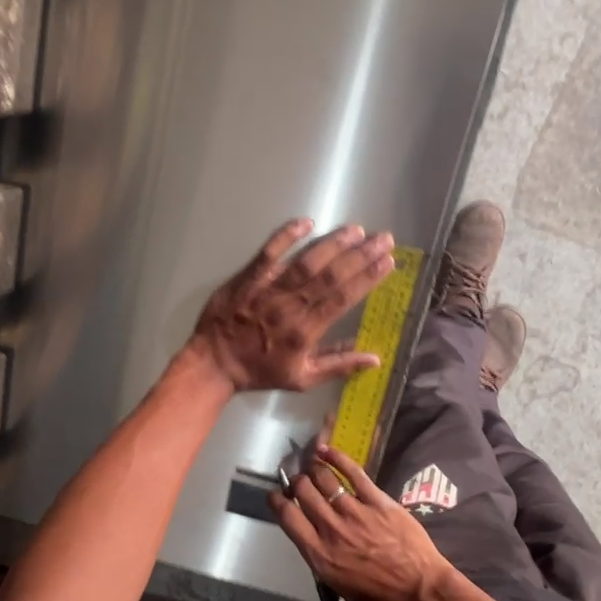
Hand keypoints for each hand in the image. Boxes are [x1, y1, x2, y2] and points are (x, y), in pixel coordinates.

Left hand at [188, 219, 395, 392]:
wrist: (213, 364)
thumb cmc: (260, 371)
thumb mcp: (302, 378)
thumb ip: (338, 365)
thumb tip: (375, 358)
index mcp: (305, 332)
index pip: (342, 299)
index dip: (367, 279)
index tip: (388, 262)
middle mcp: (290, 308)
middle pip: (330, 277)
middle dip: (359, 256)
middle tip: (383, 239)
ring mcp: (267, 290)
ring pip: (305, 262)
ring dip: (332, 244)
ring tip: (356, 230)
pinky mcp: (248, 278)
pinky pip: (268, 253)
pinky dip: (287, 236)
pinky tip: (307, 222)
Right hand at [269, 442, 455, 600]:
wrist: (420, 590)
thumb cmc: (380, 597)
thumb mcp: (338, 584)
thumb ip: (321, 556)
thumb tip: (313, 536)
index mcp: (319, 554)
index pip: (288, 517)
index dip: (277, 501)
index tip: (275, 495)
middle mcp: (332, 529)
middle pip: (304, 492)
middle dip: (297, 481)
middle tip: (299, 480)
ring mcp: (355, 512)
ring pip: (325, 479)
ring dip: (314, 468)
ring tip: (311, 464)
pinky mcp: (378, 501)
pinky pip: (353, 473)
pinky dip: (337, 458)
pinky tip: (326, 451)